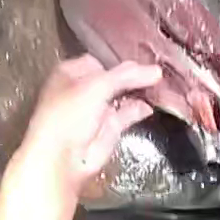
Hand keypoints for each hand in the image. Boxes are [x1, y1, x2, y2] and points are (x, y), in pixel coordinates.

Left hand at [6, 56, 160, 200]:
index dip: (120, 61)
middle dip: (133, 76)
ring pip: (122, 95)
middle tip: (155, 72)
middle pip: (113, 78)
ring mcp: (96, 110)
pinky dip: (139, 109)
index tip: (143, 59)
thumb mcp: (97, 86)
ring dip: (139, 92)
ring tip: (158, 87)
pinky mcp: (109, 128)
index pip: (100, 61)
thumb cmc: (68, 116)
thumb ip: (127, 76)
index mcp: (70, 73)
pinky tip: (151, 105)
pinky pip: (127, 114)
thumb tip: (156, 71)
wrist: (60, 159)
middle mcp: (83, 90)